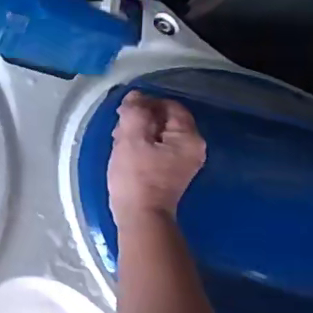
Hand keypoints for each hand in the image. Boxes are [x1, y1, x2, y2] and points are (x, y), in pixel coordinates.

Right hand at [107, 91, 205, 223]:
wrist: (141, 216)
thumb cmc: (136, 177)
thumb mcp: (131, 140)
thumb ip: (135, 113)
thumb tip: (136, 95)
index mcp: (188, 137)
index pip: (171, 106)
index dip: (147, 102)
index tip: (124, 110)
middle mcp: (193, 148)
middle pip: (166, 120)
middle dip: (141, 119)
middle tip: (118, 128)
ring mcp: (184, 162)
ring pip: (160, 134)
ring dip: (138, 132)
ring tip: (118, 141)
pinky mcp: (171, 172)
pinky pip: (158, 149)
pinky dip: (142, 145)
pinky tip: (125, 152)